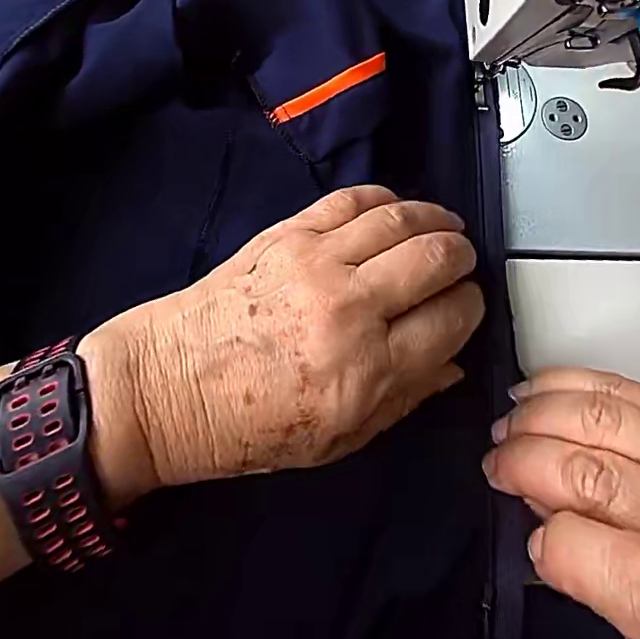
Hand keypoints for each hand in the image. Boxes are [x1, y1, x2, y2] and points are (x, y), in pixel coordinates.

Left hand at [83, 185, 483, 501]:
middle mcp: (349, 307)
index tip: (465, 306)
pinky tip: (394, 208)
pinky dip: (381, 198)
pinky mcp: (285, 233)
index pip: (451, 319)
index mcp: (369, 370)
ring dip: (432, 219)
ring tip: (442, 227)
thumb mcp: (339, 440)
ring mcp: (315, 261)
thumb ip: (404, 398)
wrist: (169, 382)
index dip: (469, 307)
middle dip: (460, 257)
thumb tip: (451, 360)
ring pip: (398, 220)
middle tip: (460, 262)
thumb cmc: (249, 425)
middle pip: (434, 258)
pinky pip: (348, 200)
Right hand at [482, 368, 639, 638]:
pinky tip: (540, 394)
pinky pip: (633, 390)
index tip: (532, 541)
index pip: (630, 574)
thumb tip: (537, 512)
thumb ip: (606, 596)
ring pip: (611, 421)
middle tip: (498, 468)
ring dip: (541, 416)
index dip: (557, 548)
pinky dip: (572, 385)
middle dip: (528, 463)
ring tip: (510, 429)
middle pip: (605, 480)